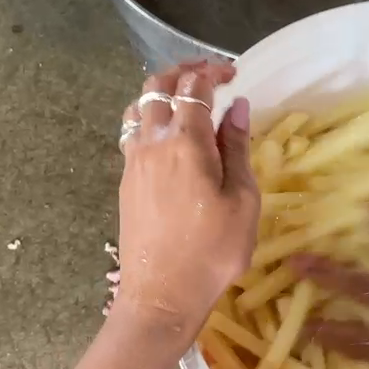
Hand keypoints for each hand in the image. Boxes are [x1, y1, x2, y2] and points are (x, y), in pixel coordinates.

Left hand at [112, 62, 259, 339]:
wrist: (161, 296)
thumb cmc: (213, 253)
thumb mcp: (242, 202)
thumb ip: (238, 149)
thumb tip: (236, 107)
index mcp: (185, 143)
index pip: (194, 88)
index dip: (213, 72)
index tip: (234, 74)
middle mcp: (152, 143)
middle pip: (158, 86)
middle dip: (184, 72)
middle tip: (209, 76)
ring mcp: (133, 162)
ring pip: (138, 107)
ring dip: (161, 93)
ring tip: (186, 100)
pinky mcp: (126, 181)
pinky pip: (132, 132)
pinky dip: (149, 117)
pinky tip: (168, 134)